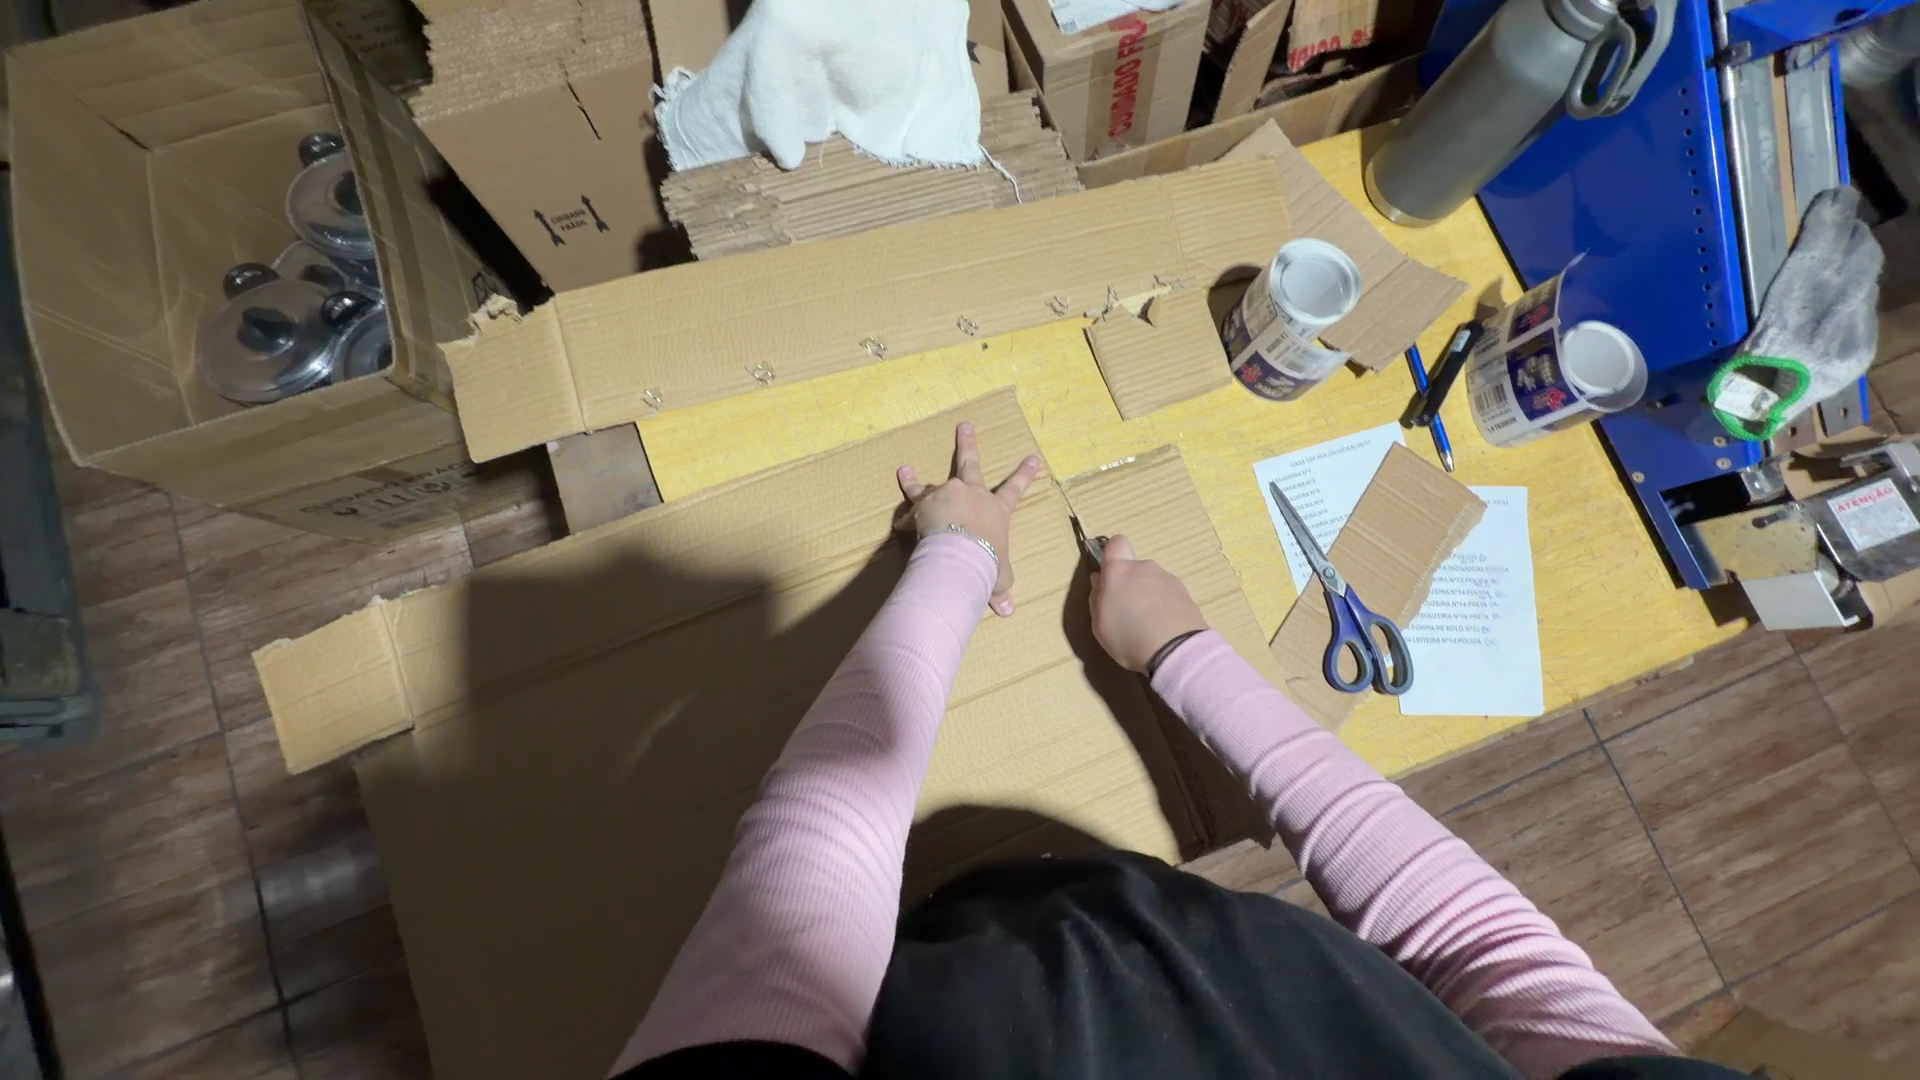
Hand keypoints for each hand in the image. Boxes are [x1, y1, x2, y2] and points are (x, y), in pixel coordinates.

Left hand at [898, 423, 1042, 616]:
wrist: (961, 555)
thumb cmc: (987, 563)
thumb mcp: (999, 578)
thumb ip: (1000, 589)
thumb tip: (1007, 612)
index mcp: (996, 510)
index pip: (1016, 489)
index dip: (1026, 474)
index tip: (1033, 458)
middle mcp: (972, 494)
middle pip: (970, 463)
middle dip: (967, 444)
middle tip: (963, 426)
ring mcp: (946, 494)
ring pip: (928, 484)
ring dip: (914, 479)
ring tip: (904, 469)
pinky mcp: (923, 503)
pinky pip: (911, 509)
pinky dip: (906, 517)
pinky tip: (899, 523)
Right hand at [1089, 535, 1208, 671]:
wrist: (1175, 650)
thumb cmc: (1127, 635)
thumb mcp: (1099, 623)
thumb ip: (1097, 597)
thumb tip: (1099, 579)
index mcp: (1119, 570)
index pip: (1116, 543)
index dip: (1112, 554)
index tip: (1110, 574)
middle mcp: (1145, 568)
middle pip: (1134, 568)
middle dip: (1131, 584)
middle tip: (1128, 612)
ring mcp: (1168, 579)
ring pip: (1153, 582)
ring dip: (1149, 597)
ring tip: (1149, 626)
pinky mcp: (1187, 594)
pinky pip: (1169, 596)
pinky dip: (1165, 607)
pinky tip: (1164, 629)